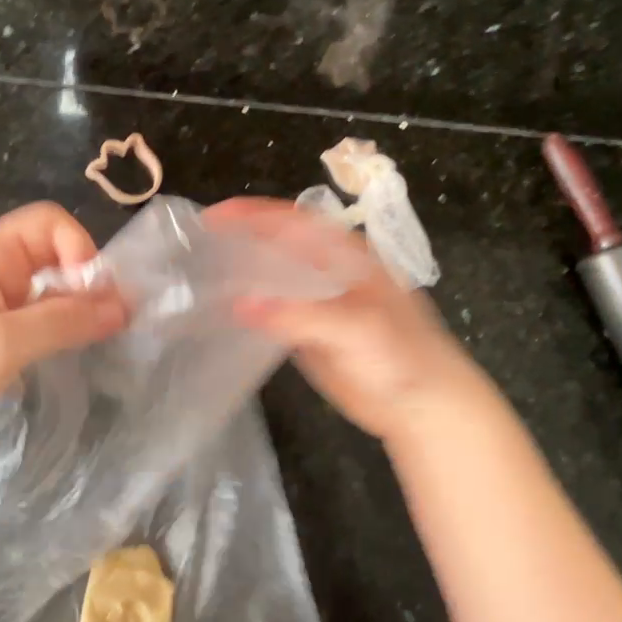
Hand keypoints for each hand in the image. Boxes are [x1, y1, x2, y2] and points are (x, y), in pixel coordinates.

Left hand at [0, 202, 128, 449]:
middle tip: (109, 318)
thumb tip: (125, 304)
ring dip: (77, 306)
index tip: (93, 289)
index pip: (47, 222)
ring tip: (101, 336)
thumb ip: (64, 321)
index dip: (77, 245)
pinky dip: (62, 328)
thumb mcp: (4, 341)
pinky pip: (40, 318)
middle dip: (84, 278)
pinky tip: (77, 349)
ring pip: (50, 288)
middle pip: (53, 252)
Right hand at [208, 197, 484, 439]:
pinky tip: (219, 313)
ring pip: (271, 279)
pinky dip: (245, 310)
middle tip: (196, 243)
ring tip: (197, 273)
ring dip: (239, 274)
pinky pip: (271, 315)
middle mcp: (328, 271)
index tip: (213, 217)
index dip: (253, 214)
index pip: (293, 221)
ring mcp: (317, 303)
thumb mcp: (355, 328)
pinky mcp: (308, 335)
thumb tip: (239, 303)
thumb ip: (299, 314)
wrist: (425, 406)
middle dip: (240, 239)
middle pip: (277, 245)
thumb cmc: (400, 357)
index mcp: (346, 255)